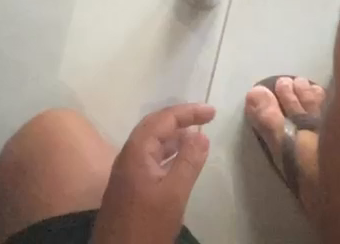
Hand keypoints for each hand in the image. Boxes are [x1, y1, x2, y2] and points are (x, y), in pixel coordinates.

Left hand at [90, 104, 214, 243]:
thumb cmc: (146, 225)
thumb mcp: (173, 194)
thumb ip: (188, 162)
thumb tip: (201, 135)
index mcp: (136, 150)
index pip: (164, 118)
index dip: (188, 112)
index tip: (212, 112)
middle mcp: (128, 154)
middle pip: (156, 125)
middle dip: (181, 118)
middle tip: (205, 118)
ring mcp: (127, 170)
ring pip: (153, 142)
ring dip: (175, 136)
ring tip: (197, 136)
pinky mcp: (129, 186)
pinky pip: (151, 158)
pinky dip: (168, 153)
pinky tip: (180, 161)